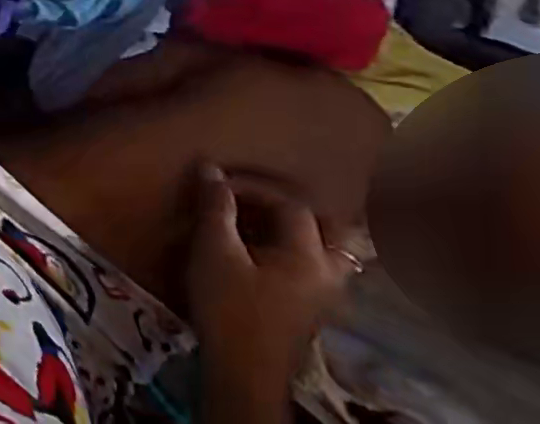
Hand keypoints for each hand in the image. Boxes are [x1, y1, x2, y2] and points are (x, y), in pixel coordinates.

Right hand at [187, 164, 351, 412]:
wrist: (241, 372)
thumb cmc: (228, 306)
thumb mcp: (215, 250)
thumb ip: (216, 207)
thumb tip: (211, 168)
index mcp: (310, 256)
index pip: (290, 205)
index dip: (253, 188)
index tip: (218, 187)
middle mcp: (329, 274)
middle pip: (324, 227)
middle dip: (288, 208)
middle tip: (252, 200)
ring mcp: (325, 296)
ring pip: (323, 250)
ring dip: (292, 230)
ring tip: (256, 222)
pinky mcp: (311, 310)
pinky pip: (312, 266)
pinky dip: (290, 249)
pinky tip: (260, 251)